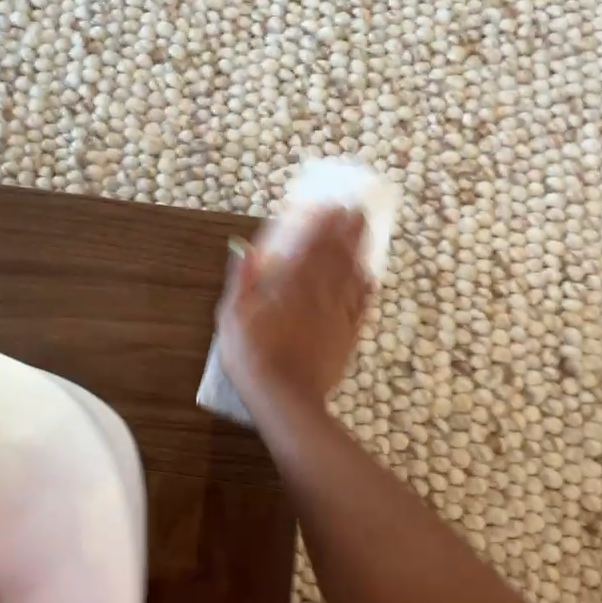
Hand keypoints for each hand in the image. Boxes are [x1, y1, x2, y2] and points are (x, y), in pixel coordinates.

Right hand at [218, 207, 372, 409]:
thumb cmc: (252, 356)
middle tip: (356, 209)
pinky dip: (366, 287)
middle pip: (338, 254)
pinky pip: (361, 304)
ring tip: (364, 232)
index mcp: (291, 284)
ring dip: (360, 250)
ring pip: (353, 274)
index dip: (324, 222)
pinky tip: (369, 278)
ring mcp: (337, 314)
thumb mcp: (232, 316)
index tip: (332, 203)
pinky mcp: (348, 335)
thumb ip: (242, 280)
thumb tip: (244, 248)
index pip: (313, 244)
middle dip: (348, 229)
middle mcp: (319, 293)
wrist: (285, 398)